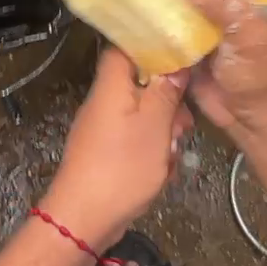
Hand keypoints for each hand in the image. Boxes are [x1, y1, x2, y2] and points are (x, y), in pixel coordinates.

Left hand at [42, 49, 192, 251]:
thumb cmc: (121, 167)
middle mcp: (104, 102)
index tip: (182, 56)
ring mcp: (103, 129)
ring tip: (171, 154)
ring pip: (143, 116)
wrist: (84, 218)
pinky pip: (135, 141)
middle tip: (182, 125)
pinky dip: (152, 153)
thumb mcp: (154, 126)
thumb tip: (176, 65)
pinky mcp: (106, 153)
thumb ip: (166, 92)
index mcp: (110, 86)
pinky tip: (161, 172)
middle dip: (168, 102)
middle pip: (140, 85)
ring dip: (164, 132)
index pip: (125, 47)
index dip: (152, 47)